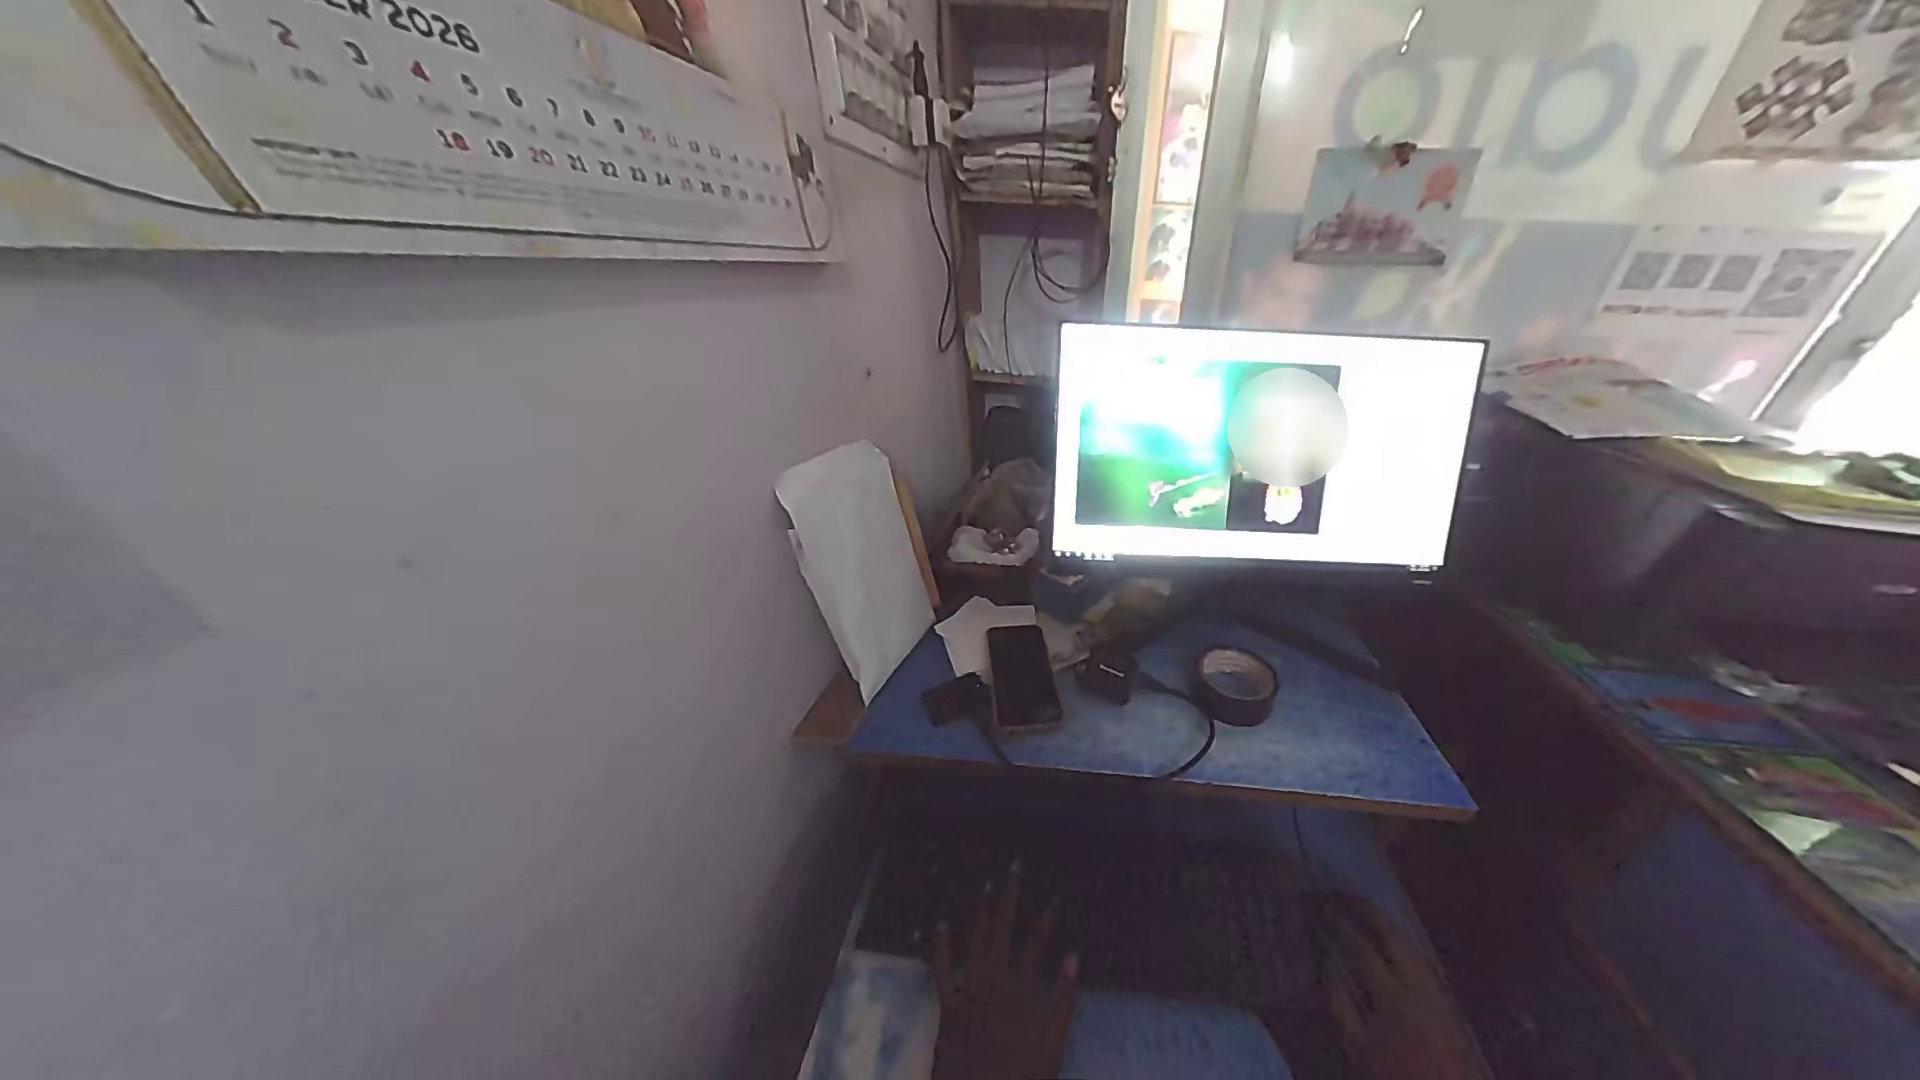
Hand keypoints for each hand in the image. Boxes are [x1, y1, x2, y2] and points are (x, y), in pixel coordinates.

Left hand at [931, 864, 1079, 1079]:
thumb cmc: (1023, 1077)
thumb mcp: (1053, 1046)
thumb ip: (1065, 1002)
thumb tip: (1074, 957)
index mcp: (1021, 990)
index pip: (1036, 944)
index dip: (1046, 919)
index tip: (1054, 897)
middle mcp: (994, 982)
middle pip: (1003, 930)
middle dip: (1009, 897)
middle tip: (1014, 868)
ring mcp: (969, 990)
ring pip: (975, 941)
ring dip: (980, 912)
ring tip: (986, 885)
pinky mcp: (949, 1005)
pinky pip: (943, 970)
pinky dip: (941, 946)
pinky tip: (941, 922)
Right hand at [1316, 892, 1482, 1079]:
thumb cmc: (1398, 1078)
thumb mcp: (1359, 1050)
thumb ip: (1341, 1006)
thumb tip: (1327, 968)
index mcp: (1391, 995)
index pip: (1360, 946)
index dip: (1338, 923)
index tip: (1319, 906)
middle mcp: (1417, 986)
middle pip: (1393, 936)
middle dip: (1367, 911)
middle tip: (1343, 895)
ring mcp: (1436, 994)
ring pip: (1411, 947)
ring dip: (1387, 925)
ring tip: (1364, 911)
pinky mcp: (1448, 1006)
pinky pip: (1421, 961)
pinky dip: (1401, 944)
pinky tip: (1390, 945)